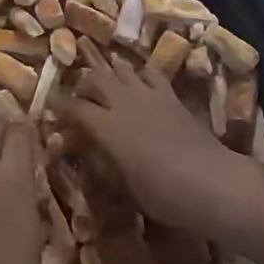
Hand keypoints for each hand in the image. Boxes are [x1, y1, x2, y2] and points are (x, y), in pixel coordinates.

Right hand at [58, 59, 258, 230]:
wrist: (212, 182)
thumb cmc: (164, 194)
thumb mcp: (124, 187)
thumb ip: (101, 163)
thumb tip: (81, 149)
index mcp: (107, 127)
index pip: (75, 108)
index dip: (60, 108)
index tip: (51, 110)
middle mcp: (123, 102)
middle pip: (94, 78)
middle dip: (82, 84)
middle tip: (79, 96)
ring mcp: (148, 94)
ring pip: (120, 69)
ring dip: (108, 72)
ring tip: (104, 81)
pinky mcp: (170, 94)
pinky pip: (149, 72)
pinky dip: (139, 73)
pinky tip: (138, 82)